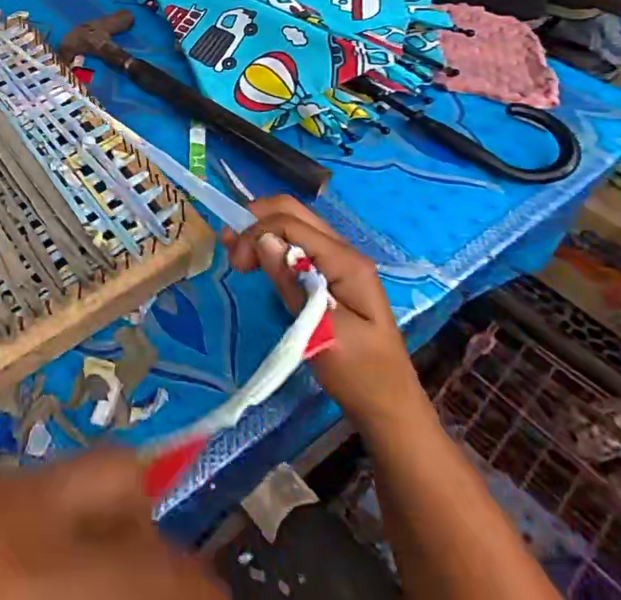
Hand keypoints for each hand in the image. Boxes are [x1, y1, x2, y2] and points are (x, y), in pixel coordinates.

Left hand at [0, 449, 224, 599]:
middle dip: (160, 540)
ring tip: (89, 571)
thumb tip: (112, 584)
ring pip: (77, 472)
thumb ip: (78, 591)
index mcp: (44, 572)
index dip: (203, 589)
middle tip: (156, 583)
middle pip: (132, 485)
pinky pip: (23, 483)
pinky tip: (9, 569)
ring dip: (102, 518)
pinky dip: (42, 518)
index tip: (209, 598)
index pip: (168, 573)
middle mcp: (20, 506)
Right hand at [222, 195, 431, 437]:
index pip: (291, 222)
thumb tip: (261, 239)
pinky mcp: (334, 277)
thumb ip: (290, 282)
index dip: (256, 233)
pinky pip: (301, 247)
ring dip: (263, 232)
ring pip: (296, 227)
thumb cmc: (358, 373)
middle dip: (256, 222)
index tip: (235, 265)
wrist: (390, 407)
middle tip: (230, 251)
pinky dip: (275, 247)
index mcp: (346, 261)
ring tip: (237, 255)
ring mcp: (341, 262)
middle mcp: (345, 251)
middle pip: (294, 213)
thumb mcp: (320, 331)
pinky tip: (259, 261)